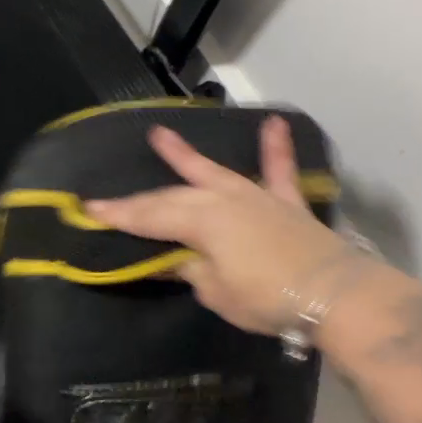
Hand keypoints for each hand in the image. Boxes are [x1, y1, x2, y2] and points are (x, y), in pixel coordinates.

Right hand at [85, 116, 374, 336]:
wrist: (333, 295)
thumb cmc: (264, 298)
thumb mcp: (213, 290)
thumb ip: (186, 267)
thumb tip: (164, 258)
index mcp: (202, 221)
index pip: (149, 218)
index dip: (118, 216)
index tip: (88, 212)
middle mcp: (225, 199)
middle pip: (173, 196)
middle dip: (138, 199)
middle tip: (107, 199)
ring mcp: (257, 197)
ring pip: (212, 174)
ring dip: (186, 156)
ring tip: (160, 135)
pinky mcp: (285, 204)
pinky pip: (278, 170)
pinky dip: (276, 148)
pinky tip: (272, 124)